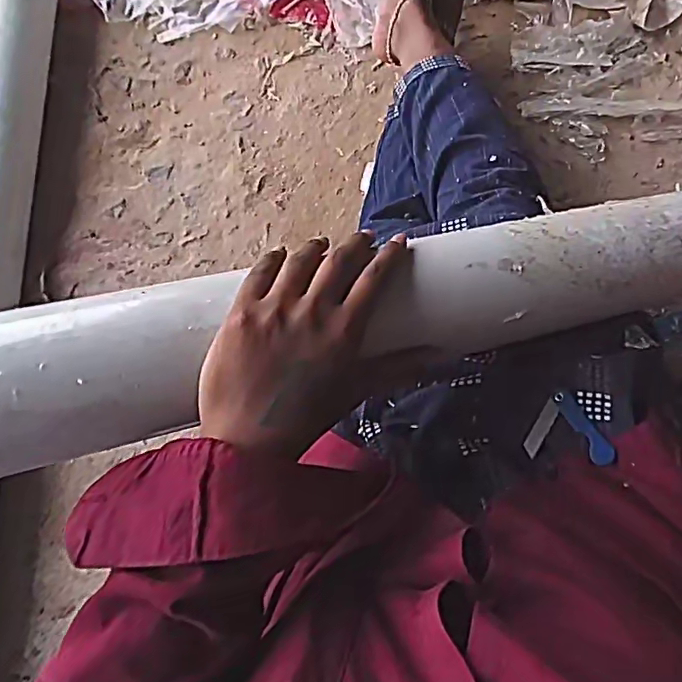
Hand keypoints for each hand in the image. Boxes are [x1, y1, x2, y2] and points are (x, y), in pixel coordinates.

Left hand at [199, 233, 417, 461]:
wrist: (247, 440)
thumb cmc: (304, 419)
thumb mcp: (355, 391)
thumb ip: (398, 370)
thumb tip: (438, 358)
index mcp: (343, 332)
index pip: (374, 278)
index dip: (390, 255)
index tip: (398, 243)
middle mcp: (311, 312)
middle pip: (339, 260)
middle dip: (356, 244)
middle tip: (363, 241)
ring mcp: (274, 309)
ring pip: (300, 260)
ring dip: (316, 247)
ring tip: (322, 246)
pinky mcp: (242, 312)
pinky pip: (261, 271)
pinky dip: (275, 259)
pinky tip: (281, 257)